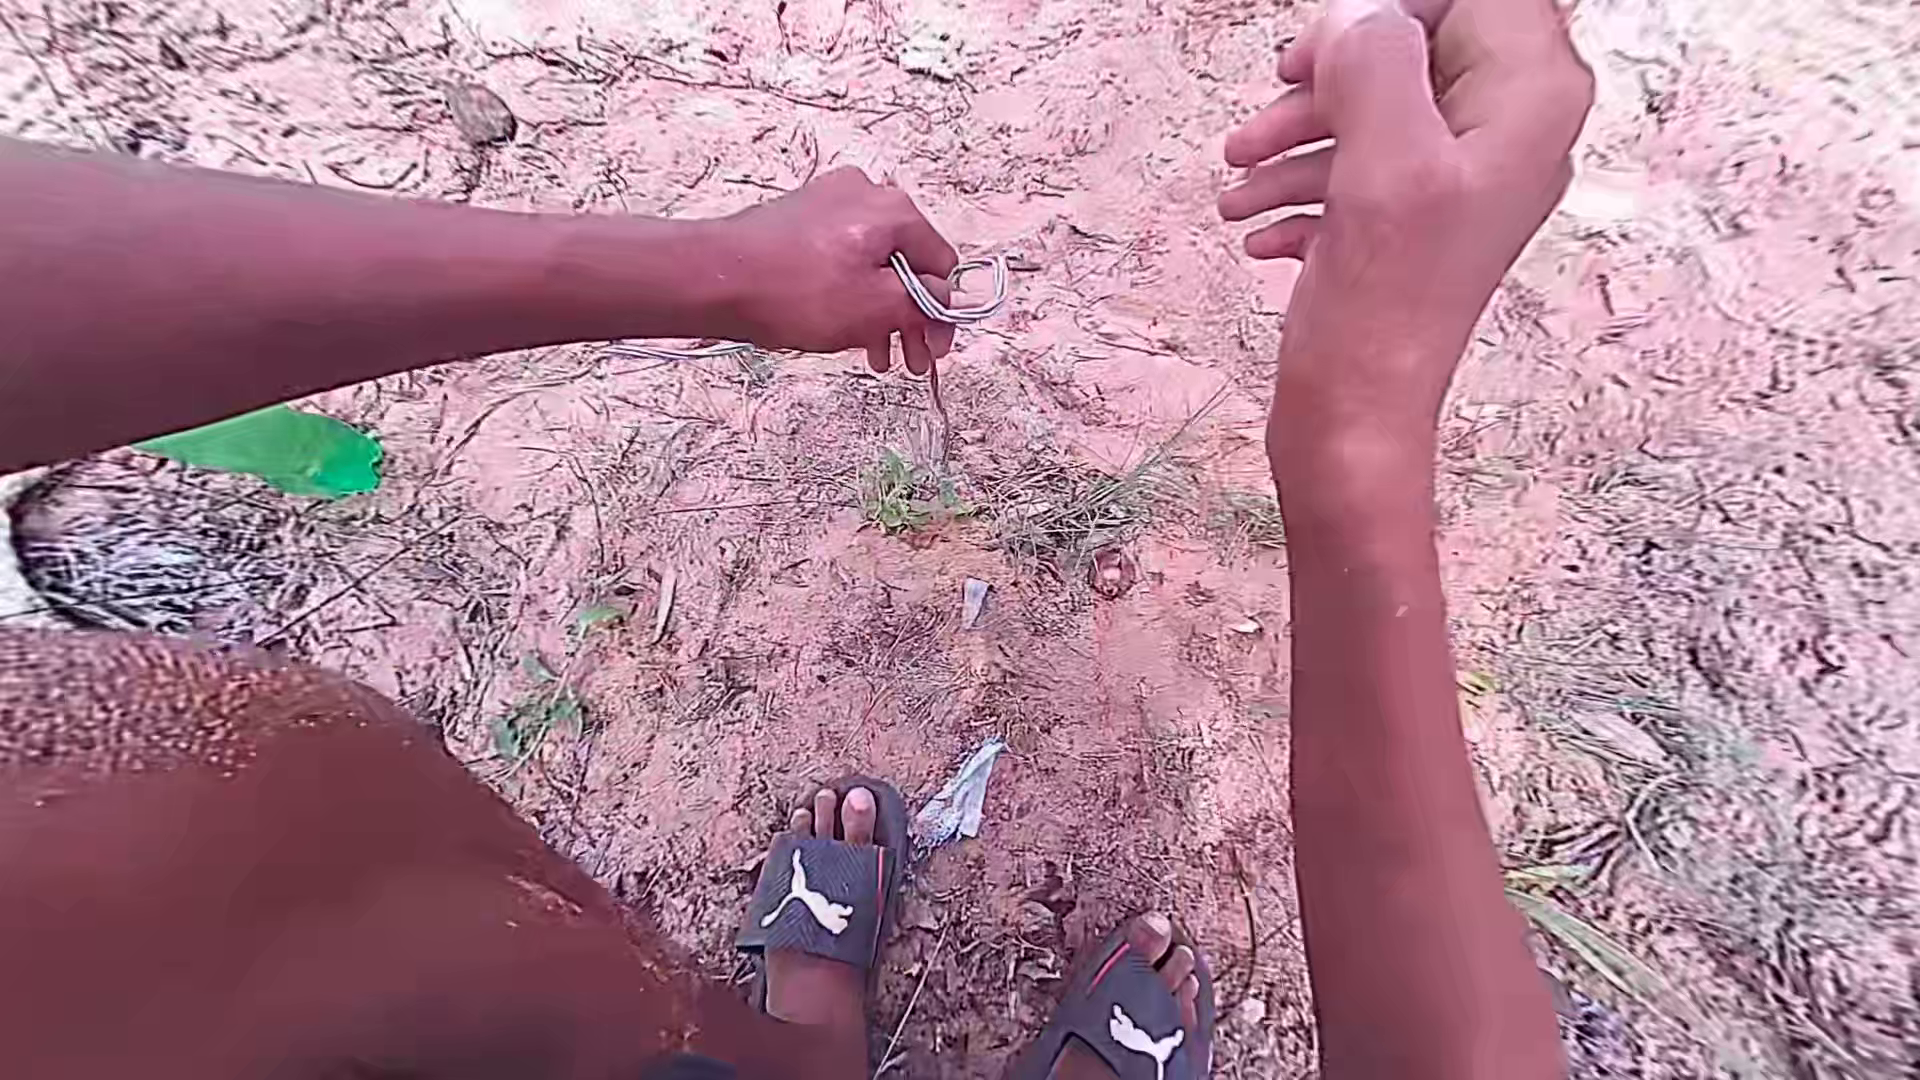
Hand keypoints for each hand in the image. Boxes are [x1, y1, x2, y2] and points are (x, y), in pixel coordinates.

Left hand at [713, 167, 958, 374]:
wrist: (716, 278)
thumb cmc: (800, 294)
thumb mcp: (880, 306)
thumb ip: (926, 302)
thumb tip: (946, 299)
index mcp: (894, 211)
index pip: (942, 265)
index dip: (943, 315)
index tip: (933, 351)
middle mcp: (866, 195)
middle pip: (909, 267)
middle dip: (913, 320)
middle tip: (910, 363)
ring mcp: (831, 204)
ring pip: (876, 268)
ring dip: (884, 315)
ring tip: (878, 357)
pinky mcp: (803, 220)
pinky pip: (846, 262)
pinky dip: (855, 297)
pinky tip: (849, 330)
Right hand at [1219, 0, 1591, 426]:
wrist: (1352, 416)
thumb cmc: (1378, 308)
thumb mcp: (1383, 170)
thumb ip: (1376, 69)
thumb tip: (1352, 17)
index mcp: (1522, 107)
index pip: (1472, 2)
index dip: (1386, 16)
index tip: (1304, 57)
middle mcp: (1491, 145)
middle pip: (1404, 71)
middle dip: (1318, 97)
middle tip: (1250, 132)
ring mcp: (1438, 199)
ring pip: (1362, 138)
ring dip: (1289, 158)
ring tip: (1232, 195)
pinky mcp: (1392, 244)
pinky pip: (1344, 198)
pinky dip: (1295, 209)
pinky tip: (1257, 238)